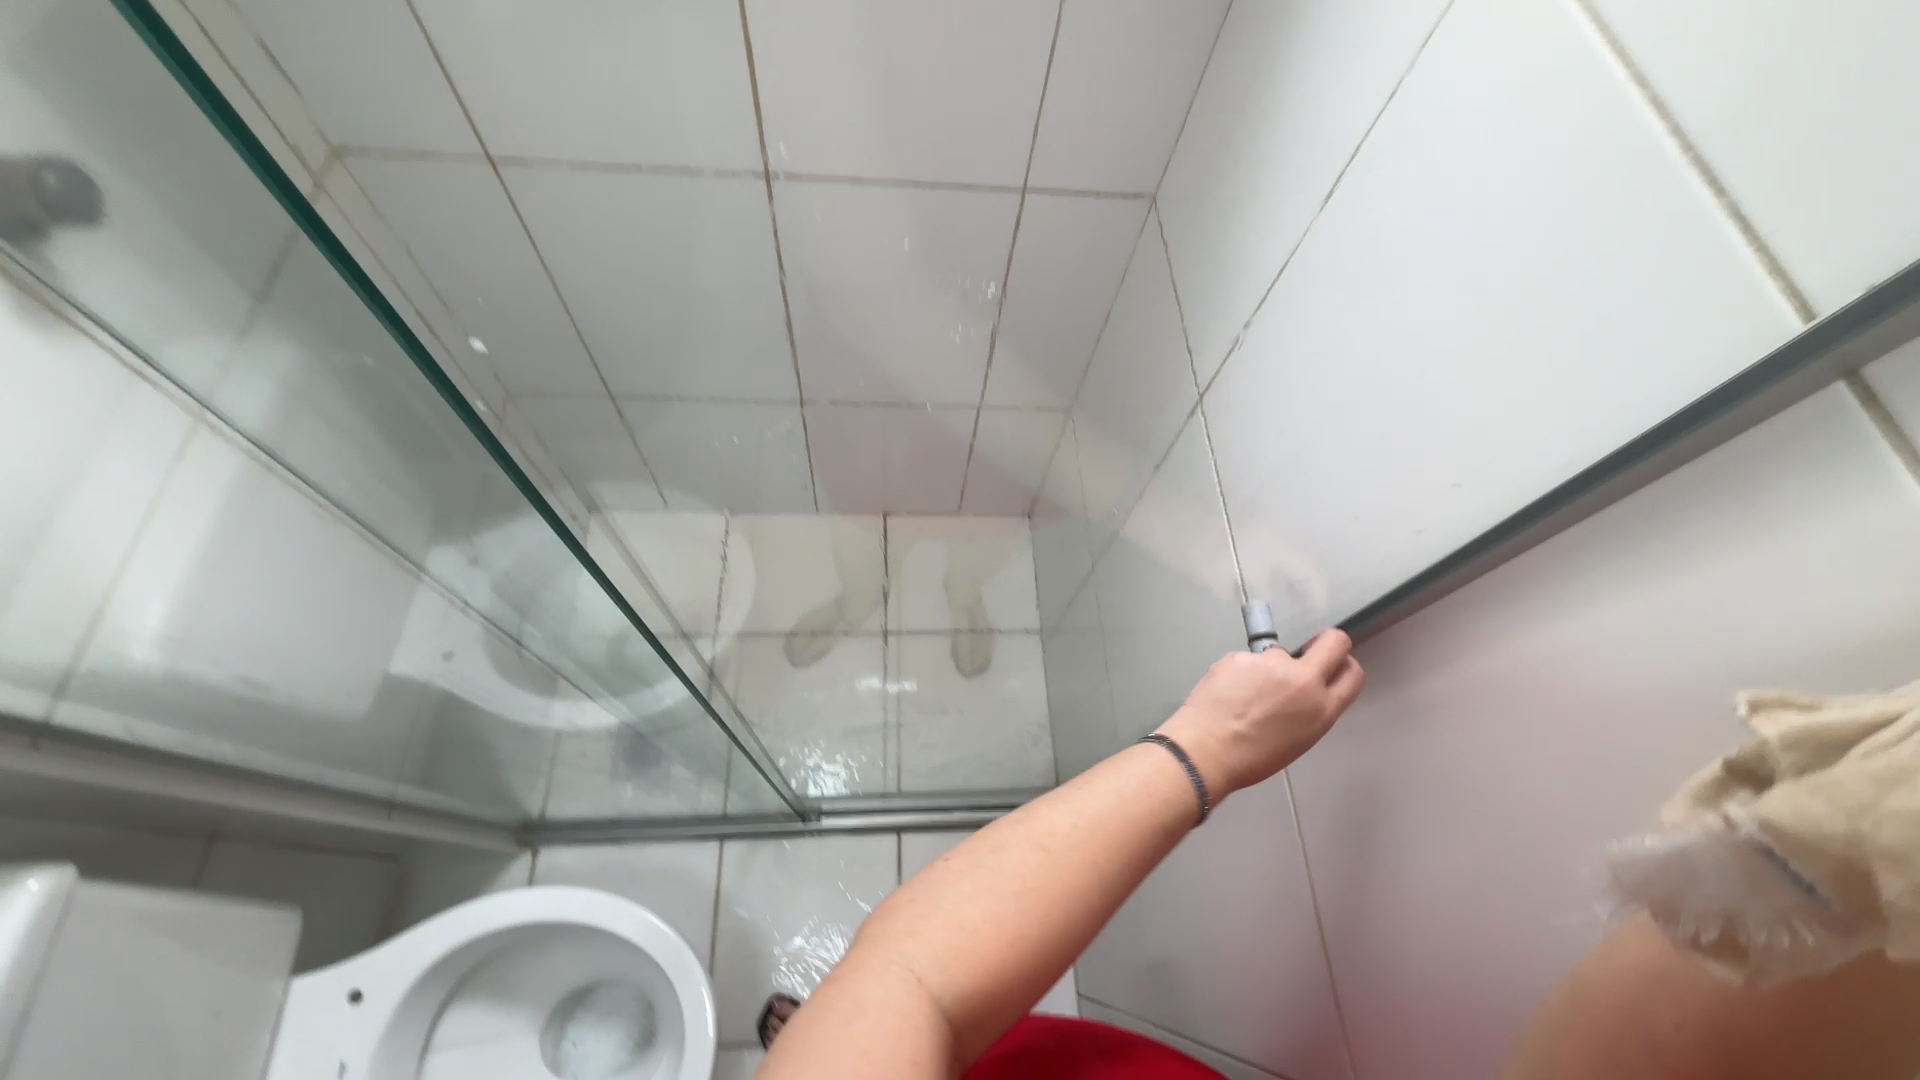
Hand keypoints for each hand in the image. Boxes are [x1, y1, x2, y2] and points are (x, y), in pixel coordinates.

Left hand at [1154, 630, 1364, 797]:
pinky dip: (1240, 671)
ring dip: (1268, 667)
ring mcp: (1270, 662)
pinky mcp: (1241, 655)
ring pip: (1278, 653)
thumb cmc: (1253, 757)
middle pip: (1333, 641)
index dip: (1344, 666)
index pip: (1353, 673)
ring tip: (1244, 693)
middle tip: (1307, 653)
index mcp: (1322, 708)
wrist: (1206, 750)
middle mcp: (1303, 679)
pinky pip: (1246, 660)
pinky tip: (1226, 691)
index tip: (1332, 667)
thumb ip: (1310, 709)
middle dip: (1326, 642)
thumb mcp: (1299, 738)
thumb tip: (1305, 691)